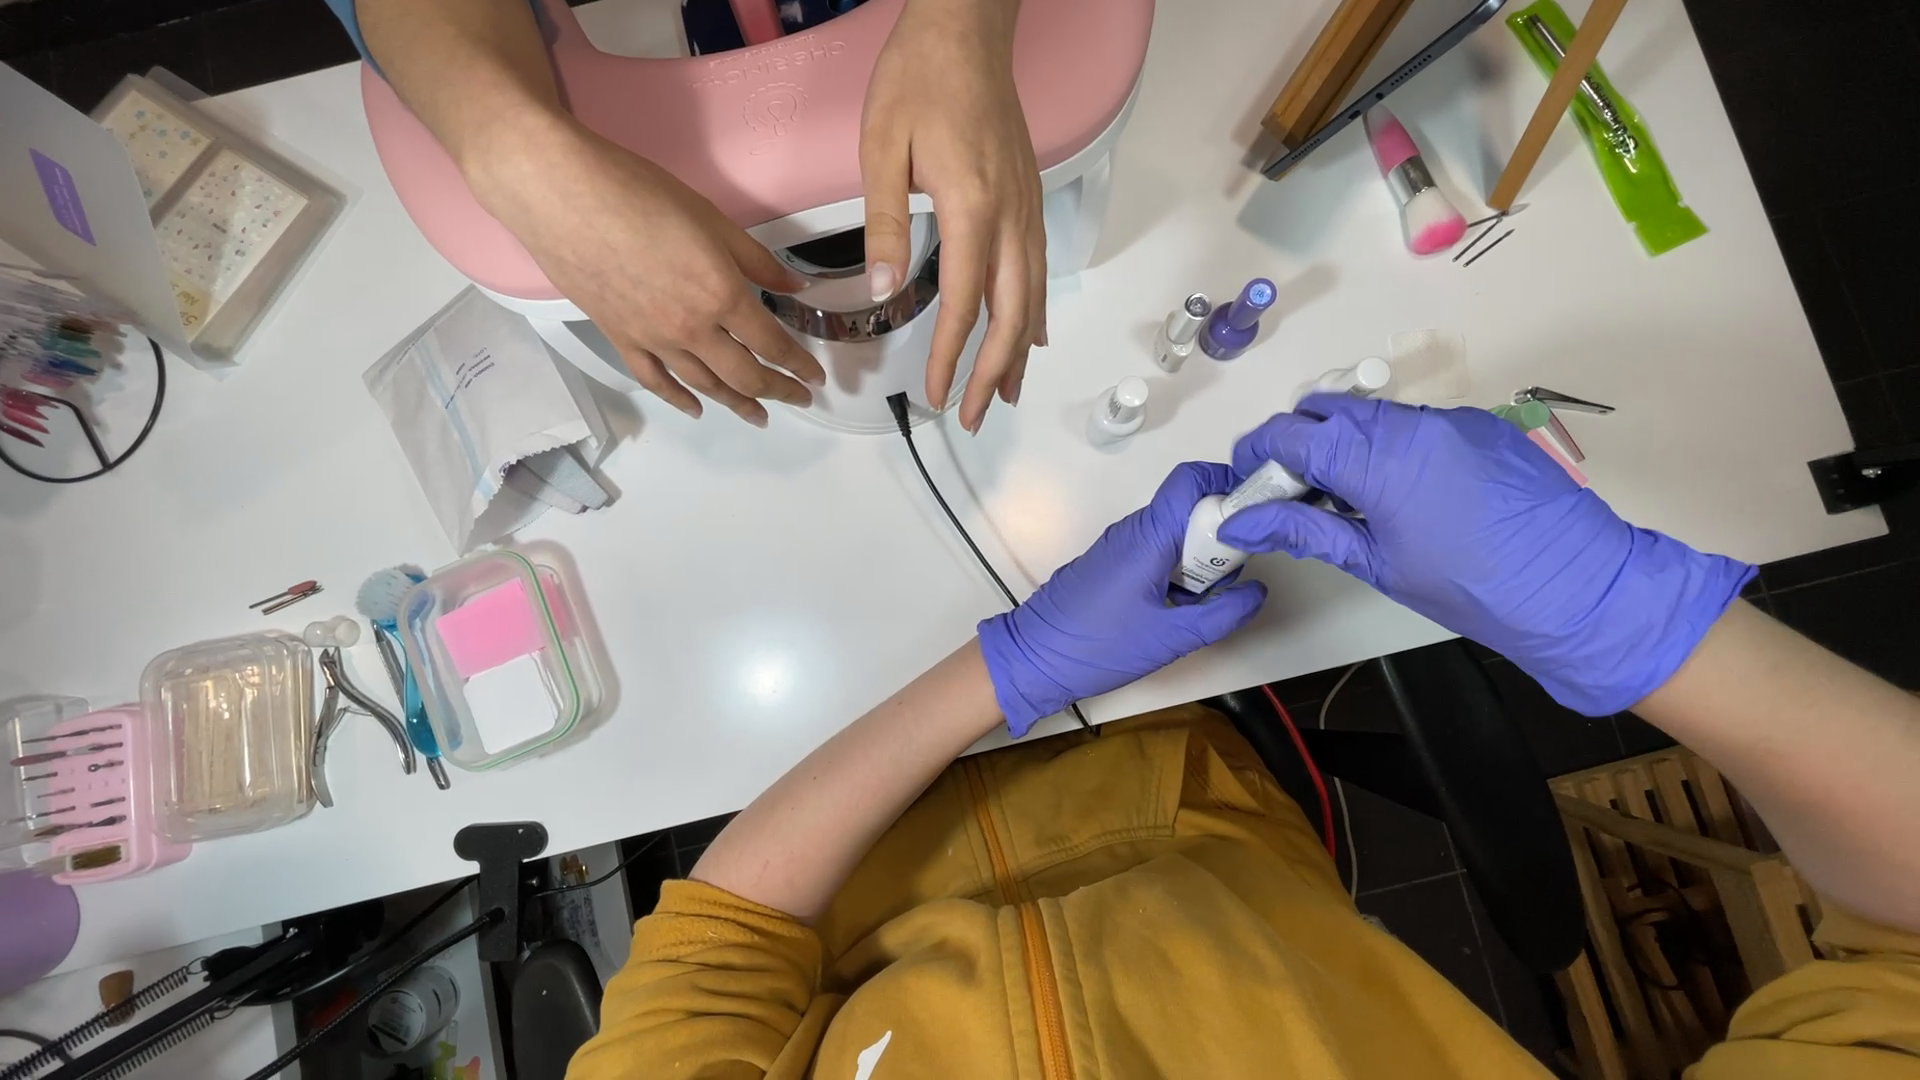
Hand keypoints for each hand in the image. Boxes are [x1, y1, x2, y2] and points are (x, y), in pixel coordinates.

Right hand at [475, 123, 825, 426]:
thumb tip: (796, 289)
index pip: (773, 345)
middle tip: (798, 400)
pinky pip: (656, 380)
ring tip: (759, 416)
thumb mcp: (714, 221)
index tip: (814, 379)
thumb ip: (759, 262)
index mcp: (722, 297)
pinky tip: (696, 409)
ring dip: (736, 403)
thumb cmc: (638, 193)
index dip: (798, 366)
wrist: (557, 190)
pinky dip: (679, 398)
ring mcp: (654, 339)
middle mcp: (692, 329)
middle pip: (745, 375)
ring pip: (704, 385)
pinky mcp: (620, 337)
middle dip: (778, 391)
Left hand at [861, 0, 1045, 431]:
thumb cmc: (918, 79)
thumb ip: (884, 223)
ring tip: (1005, 395)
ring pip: (1032, 301)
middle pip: (1011, 317)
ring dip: (1018, 355)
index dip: (949, 357)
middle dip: (991, 373)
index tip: (936, 395)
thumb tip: (883, 290)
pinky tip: (1032, 340)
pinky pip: (1039, 274)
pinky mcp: (1029, 204)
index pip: (961, 304)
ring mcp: (1027, 212)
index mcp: (971, 209)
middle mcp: (1010, 220)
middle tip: (972, 415)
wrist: (968, 26)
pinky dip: (1035, 316)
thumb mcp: (881, 147)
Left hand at [979, 464, 1268, 735]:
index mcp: (1147, 536)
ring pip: (1173, 533)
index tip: (1253, 516)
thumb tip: (1256, 593)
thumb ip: (1222, 614)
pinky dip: (1174, 570)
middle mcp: (1132, 531)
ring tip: (1205, 599)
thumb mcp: (1171, 638)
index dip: (1227, 484)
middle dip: (1219, 535)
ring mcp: (1118, 546)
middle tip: (1232, 575)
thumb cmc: (1099, 646)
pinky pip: (1154, 552)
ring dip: (1197, 558)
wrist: (1034, 659)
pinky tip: (1177, 606)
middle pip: (1187, 509)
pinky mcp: (1110, 565)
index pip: (1191, 479)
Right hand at [1218, 395, 1753, 714]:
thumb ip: (1301, 530)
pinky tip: (1395, 489)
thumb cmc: (1465, 586)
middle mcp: (1408, 424)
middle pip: (1323, 409)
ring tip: (1342, 493)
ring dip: (1338, 440)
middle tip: (1290, 489)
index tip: (1247, 483)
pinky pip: (1410, 422)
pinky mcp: (1477, 426)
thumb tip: (1238, 524)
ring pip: (1367, 411)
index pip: (1288, 433)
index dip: (1255, 454)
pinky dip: (1383, 444)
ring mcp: (1447, 420)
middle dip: (1293, 441)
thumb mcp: (1371, 561)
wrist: (1580, 589)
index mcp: (1375, 460)